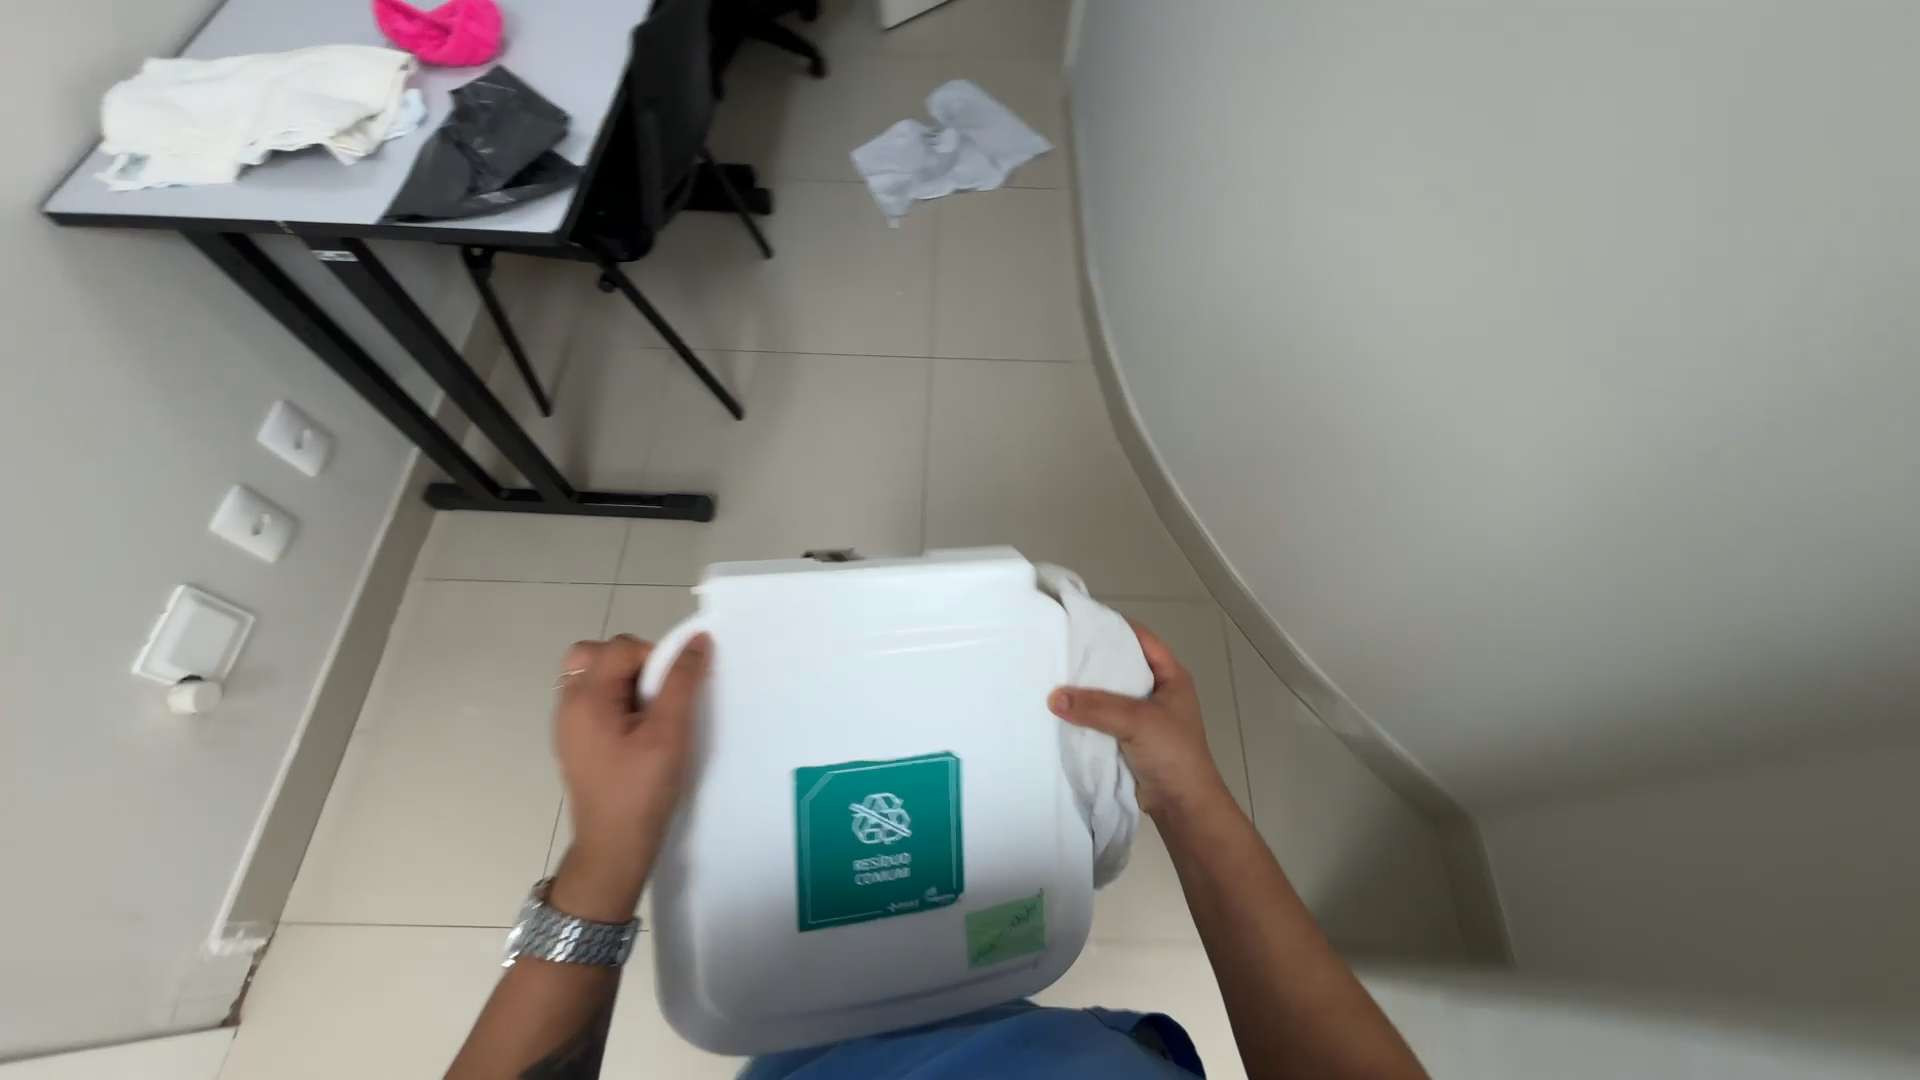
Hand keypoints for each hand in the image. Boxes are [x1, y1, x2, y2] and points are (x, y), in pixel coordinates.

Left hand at [547, 633, 709, 921]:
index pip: (621, 647)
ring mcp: (570, 725)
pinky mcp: (578, 741)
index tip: (674, 691)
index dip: (655, 658)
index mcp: (585, 699)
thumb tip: (696, 640)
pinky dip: (619, 701)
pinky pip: (596, 700)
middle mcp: (569, 706)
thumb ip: (682, 681)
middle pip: (596, 654)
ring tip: (651, 714)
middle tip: (659, 696)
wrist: (614, 849)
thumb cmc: (641, 790)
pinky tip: (640, 732)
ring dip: (627, 682)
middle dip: (635, 663)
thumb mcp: (669, 732)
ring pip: (595, 676)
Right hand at [1049, 621, 1232, 818]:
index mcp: (1171, 676)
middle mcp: (1157, 691)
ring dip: (1086, 689)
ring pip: (1108, 693)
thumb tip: (1053, 696)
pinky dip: (1084, 713)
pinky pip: (1102, 717)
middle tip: (1059, 647)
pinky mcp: (1128, 738)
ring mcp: (1142, 716)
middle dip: (1093, 658)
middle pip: (1121, 664)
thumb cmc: (1173, 753)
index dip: (1113, 626)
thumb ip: (1096, 706)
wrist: (1183, 805)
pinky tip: (1060, 707)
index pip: (1140, 638)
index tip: (1080, 620)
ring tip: (1052, 674)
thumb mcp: (1137, 721)